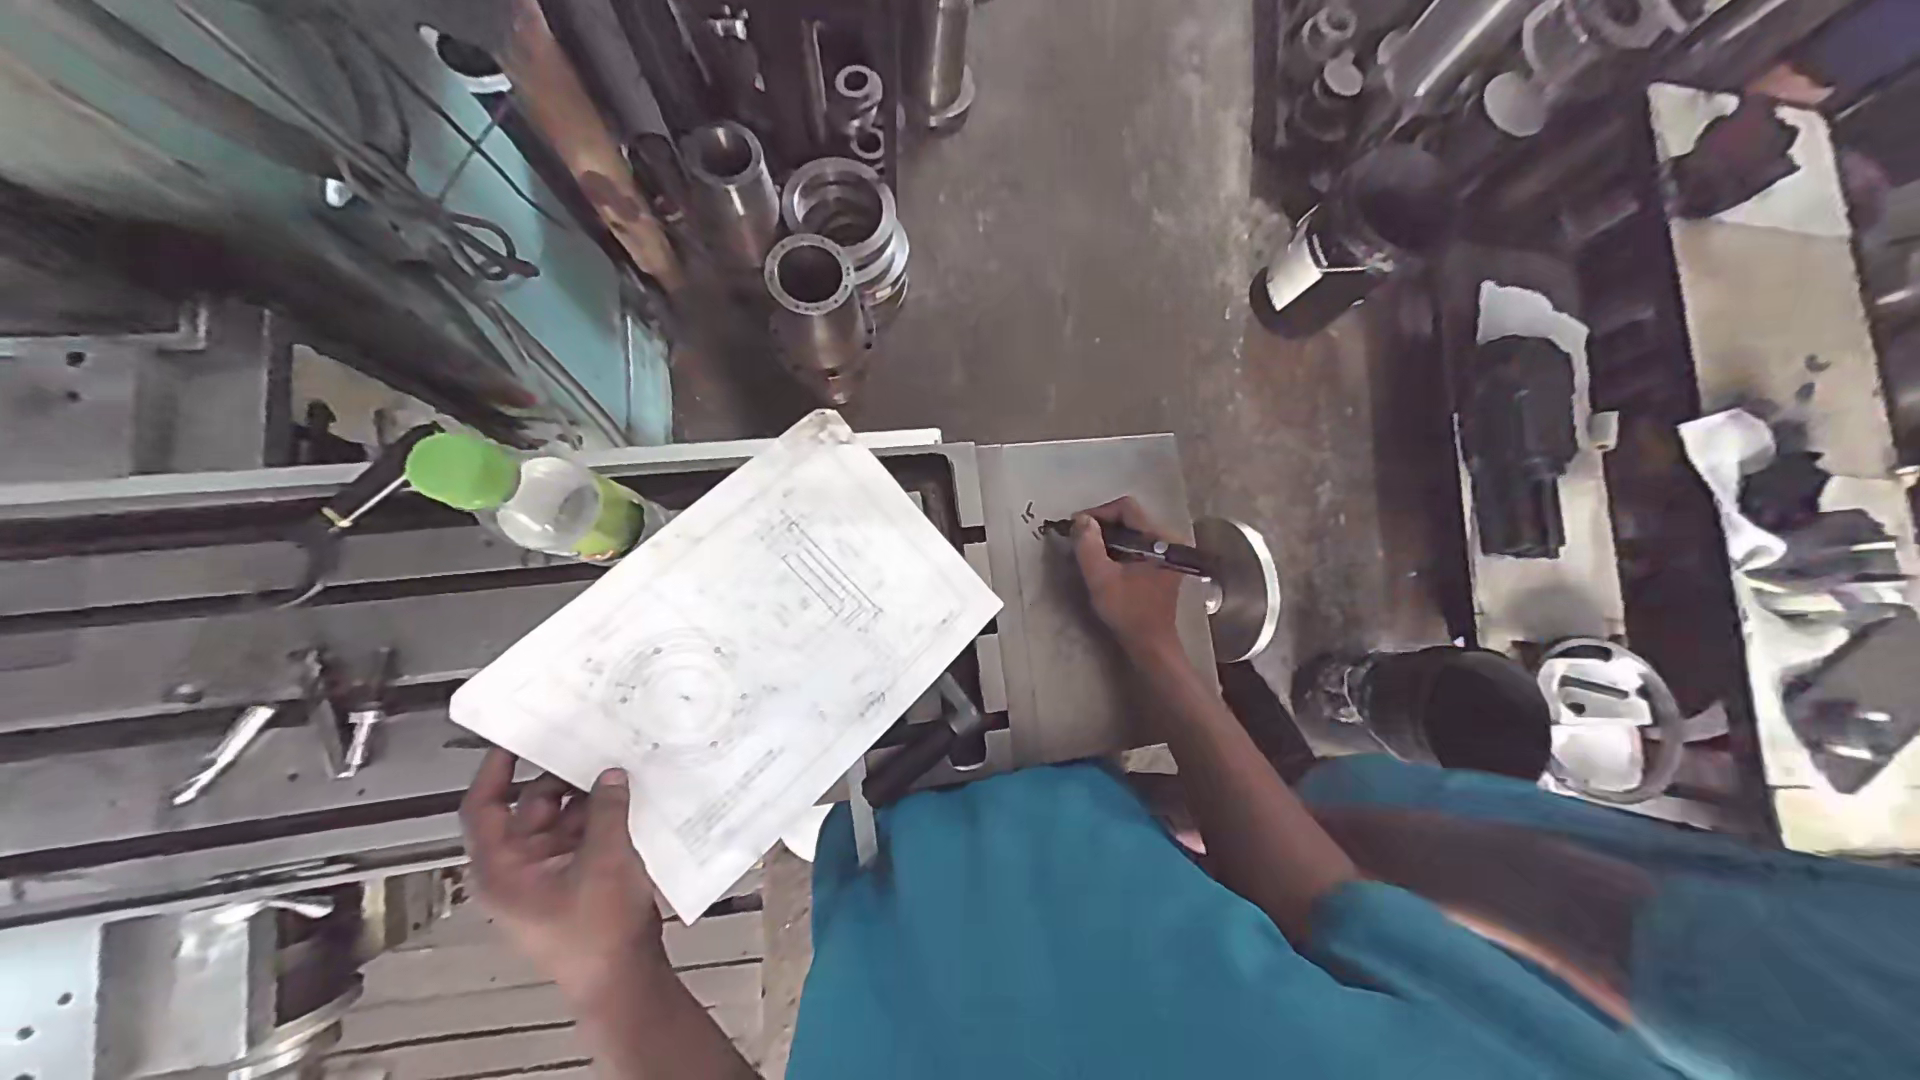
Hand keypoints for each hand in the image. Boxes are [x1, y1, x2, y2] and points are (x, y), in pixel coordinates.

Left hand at [460, 749, 663, 999]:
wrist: (622, 975)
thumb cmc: (597, 926)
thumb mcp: (605, 859)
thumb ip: (606, 809)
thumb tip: (610, 773)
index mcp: (503, 869)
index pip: (484, 808)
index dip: (495, 770)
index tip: (518, 738)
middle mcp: (519, 867)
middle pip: (530, 806)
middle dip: (562, 778)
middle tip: (593, 745)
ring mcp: (550, 872)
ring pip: (563, 818)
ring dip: (589, 795)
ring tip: (620, 767)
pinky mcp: (578, 876)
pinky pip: (585, 833)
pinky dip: (603, 814)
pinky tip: (630, 795)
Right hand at [1071, 496, 1184, 659]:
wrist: (1150, 642)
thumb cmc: (1127, 612)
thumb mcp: (1101, 578)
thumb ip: (1089, 545)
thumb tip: (1081, 519)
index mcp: (1161, 538)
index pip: (1126, 508)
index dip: (1098, 513)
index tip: (1077, 527)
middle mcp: (1170, 538)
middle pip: (1130, 517)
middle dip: (1102, 525)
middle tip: (1079, 539)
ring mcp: (1169, 550)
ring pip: (1132, 529)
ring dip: (1109, 536)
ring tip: (1088, 550)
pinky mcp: (1164, 561)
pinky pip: (1138, 542)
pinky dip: (1118, 546)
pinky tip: (1105, 560)